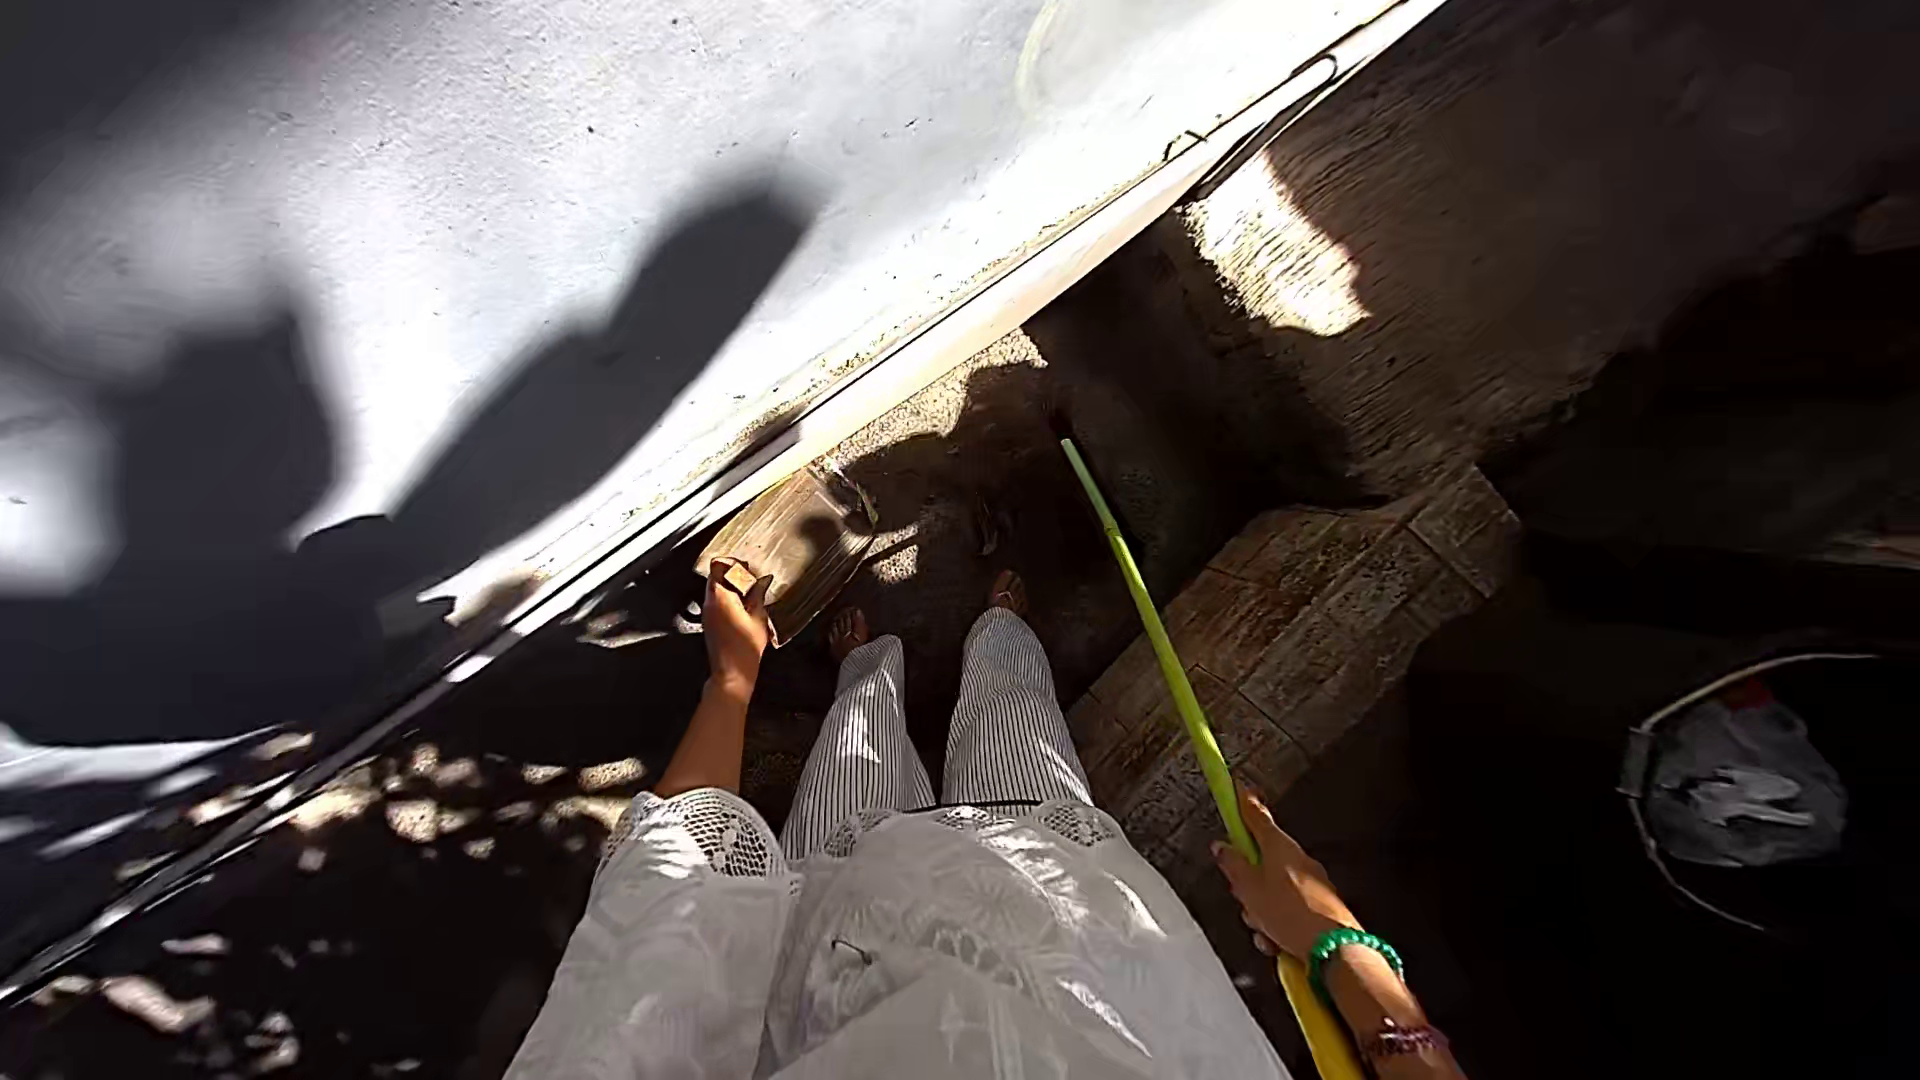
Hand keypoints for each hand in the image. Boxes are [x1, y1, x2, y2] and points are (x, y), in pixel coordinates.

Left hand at [703, 559, 772, 689]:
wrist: (732, 672)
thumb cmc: (746, 647)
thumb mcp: (759, 618)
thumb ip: (758, 595)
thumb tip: (762, 580)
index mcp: (721, 597)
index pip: (719, 567)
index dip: (733, 563)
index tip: (748, 567)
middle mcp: (710, 602)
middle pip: (715, 577)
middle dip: (732, 573)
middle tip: (751, 577)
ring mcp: (707, 612)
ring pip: (715, 588)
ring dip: (730, 585)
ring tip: (750, 591)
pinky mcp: (709, 621)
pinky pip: (716, 600)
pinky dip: (728, 597)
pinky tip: (744, 605)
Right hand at [1213, 784, 1360, 958]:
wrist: (1338, 953)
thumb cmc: (1294, 916)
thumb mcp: (1248, 888)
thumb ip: (1232, 865)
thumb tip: (1222, 848)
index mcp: (1278, 845)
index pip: (1255, 814)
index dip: (1242, 801)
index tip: (1236, 787)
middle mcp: (1297, 858)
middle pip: (1262, 855)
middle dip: (1247, 876)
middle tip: (1240, 891)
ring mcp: (1312, 882)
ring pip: (1274, 885)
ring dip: (1262, 905)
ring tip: (1261, 927)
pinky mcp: (1322, 907)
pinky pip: (1290, 907)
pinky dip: (1280, 922)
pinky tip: (1276, 941)